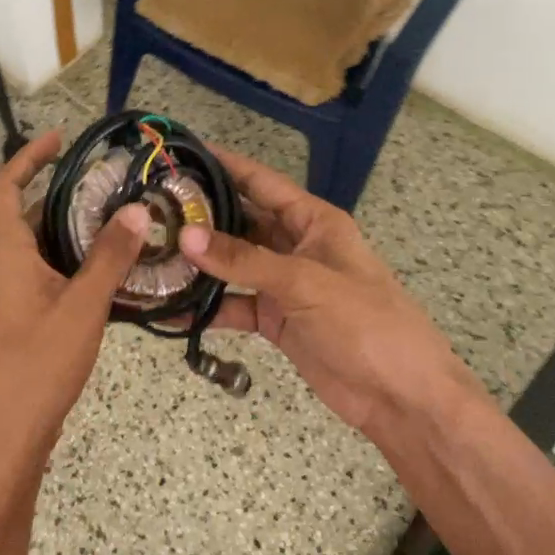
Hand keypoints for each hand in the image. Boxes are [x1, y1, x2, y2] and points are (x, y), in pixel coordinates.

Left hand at [0, 130, 149, 459]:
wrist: (9, 433)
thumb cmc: (39, 364)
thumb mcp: (82, 306)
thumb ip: (109, 257)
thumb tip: (135, 210)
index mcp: (6, 250)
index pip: (6, 185)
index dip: (29, 156)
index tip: (60, 138)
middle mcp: (4, 263)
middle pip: (28, 212)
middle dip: (64, 193)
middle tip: (110, 185)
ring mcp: (11, 291)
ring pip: (41, 244)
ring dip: (73, 228)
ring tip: (119, 221)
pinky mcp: (22, 315)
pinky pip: (47, 271)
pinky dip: (73, 260)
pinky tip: (110, 271)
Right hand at [179, 146, 483, 439]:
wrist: (404, 401)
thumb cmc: (367, 324)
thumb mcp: (305, 283)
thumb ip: (243, 260)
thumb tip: (185, 236)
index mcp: (313, 221)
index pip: (260, 181)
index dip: (222, 165)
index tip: (179, 153)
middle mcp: (295, 245)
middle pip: (240, 220)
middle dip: (200, 215)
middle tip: (150, 207)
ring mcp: (284, 283)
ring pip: (232, 263)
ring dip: (198, 261)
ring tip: (151, 253)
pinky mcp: (276, 319)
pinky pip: (234, 304)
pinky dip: (206, 306)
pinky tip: (171, 308)